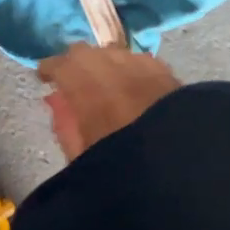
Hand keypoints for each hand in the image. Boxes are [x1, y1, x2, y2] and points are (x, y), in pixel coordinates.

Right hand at [37, 44, 181, 160]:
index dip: (50, 69)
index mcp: (86, 87)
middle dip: (77, 63)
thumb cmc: (122, 172)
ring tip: (106, 85)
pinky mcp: (169, 74)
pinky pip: (141, 62)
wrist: (184, 176)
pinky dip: (131, 70)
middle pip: (87, 52)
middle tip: (73, 81)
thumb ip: (64, 124)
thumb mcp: (81, 158)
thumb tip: (55, 99)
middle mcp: (113, 68)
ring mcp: (143, 68)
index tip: (45, 79)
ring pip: (115, 53)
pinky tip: (135, 89)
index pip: (60, 64)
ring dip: (105, 64)